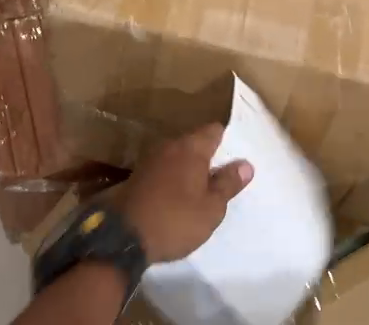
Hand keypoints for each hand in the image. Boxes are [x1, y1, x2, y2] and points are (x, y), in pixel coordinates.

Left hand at [118, 124, 254, 263]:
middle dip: (208, 156)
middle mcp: (170, 145)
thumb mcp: (211, 209)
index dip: (228, 141)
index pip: (215, 130)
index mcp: (191, 147)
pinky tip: (177, 197)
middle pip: (196, 142)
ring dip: (189, 168)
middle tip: (221, 178)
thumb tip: (246, 164)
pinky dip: (173, 178)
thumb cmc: (175, 220)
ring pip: (178, 156)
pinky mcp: (137, 176)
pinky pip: (164, 169)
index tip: (236, 158)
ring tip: (200, 189)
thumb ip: (228, 184)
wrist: (122, 238)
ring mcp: (150, 159)